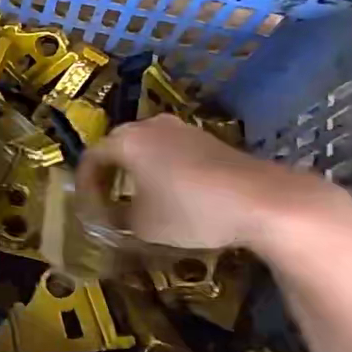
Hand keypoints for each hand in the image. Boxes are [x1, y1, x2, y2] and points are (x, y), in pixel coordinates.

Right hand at [72, 114, 351, 255]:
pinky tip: (176, 196)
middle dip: (110, 175)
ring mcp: (183, 130)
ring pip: (148, 149)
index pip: (91, 158)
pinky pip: (174, 153)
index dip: (84, 185)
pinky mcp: (212, 141)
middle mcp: (149, 126)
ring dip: (139, 173)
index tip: (87, 209)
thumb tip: (112, 217)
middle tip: (108, 201)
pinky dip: (165, 172)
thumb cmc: (190, 209)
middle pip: (118, 148)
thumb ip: (118, 218)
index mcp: (124, 140)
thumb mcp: (142, 225)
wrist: (267, 202)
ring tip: (141, 200)